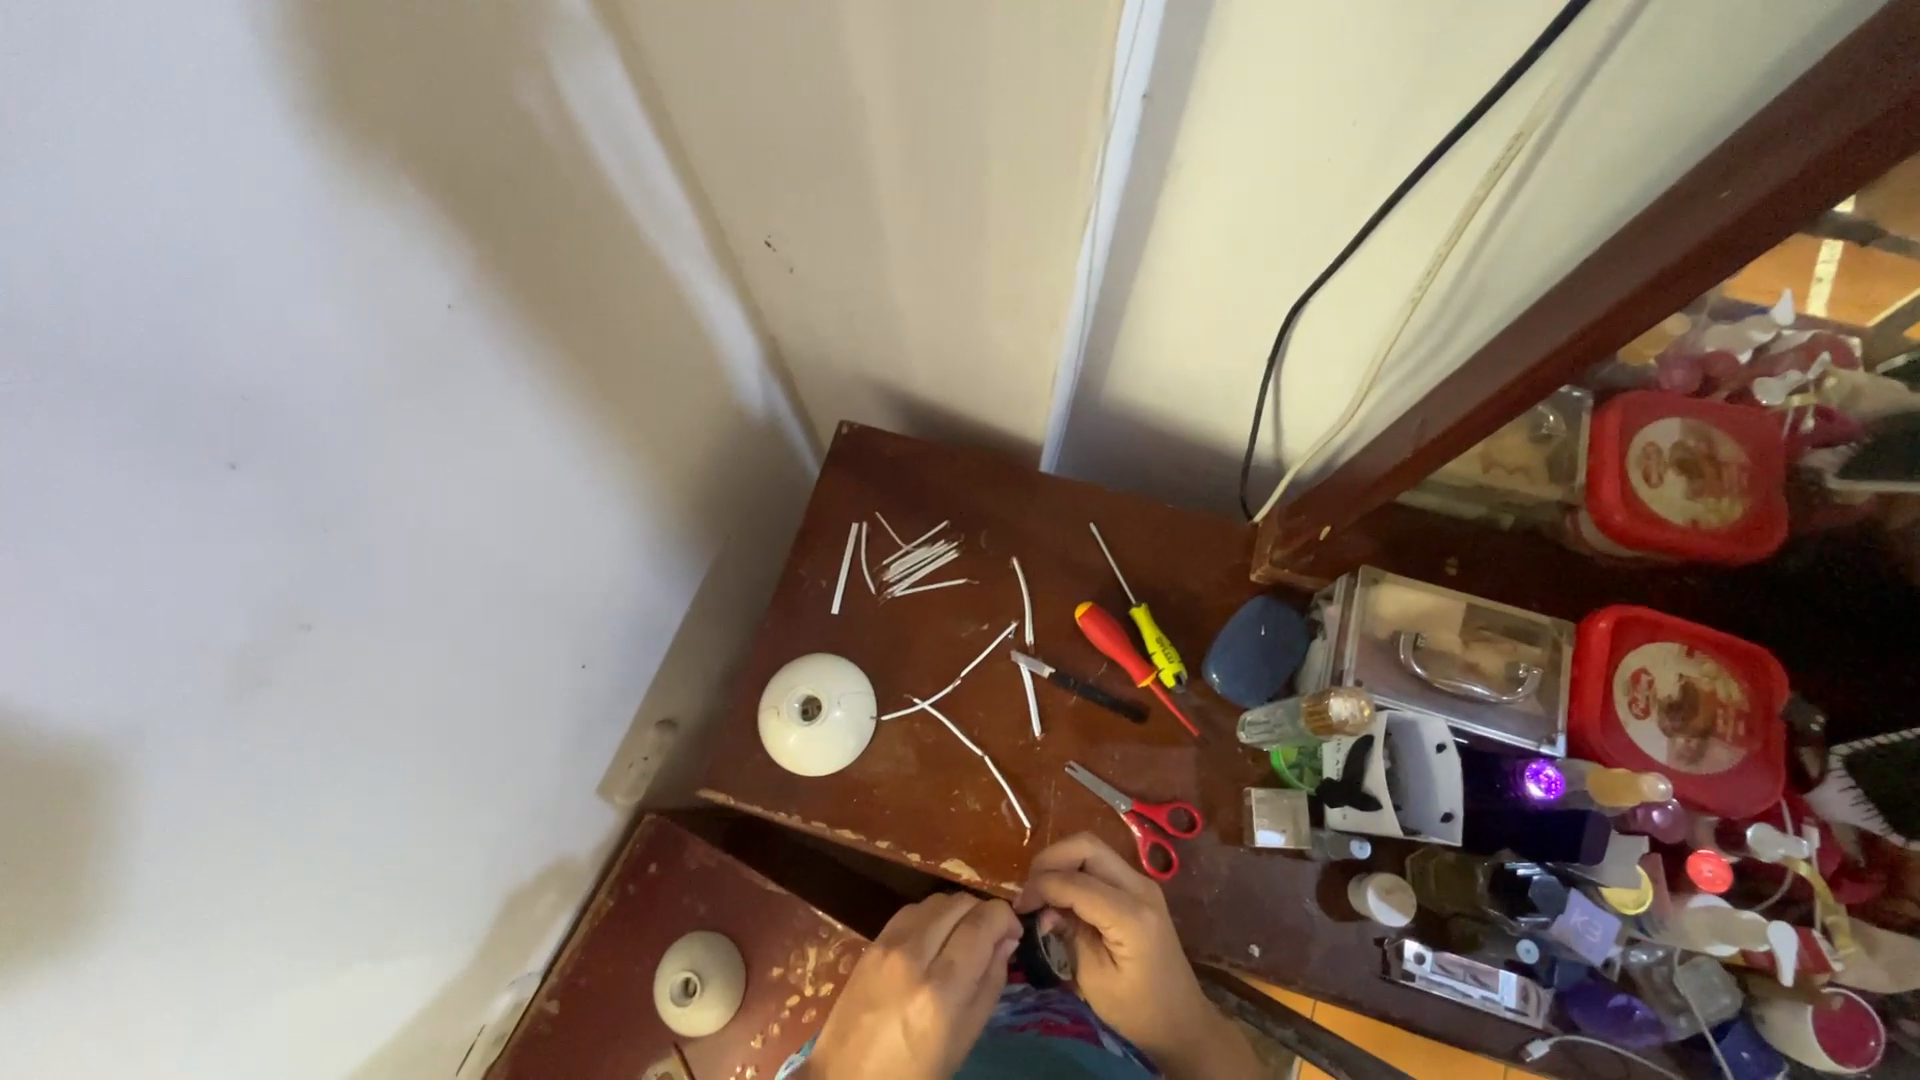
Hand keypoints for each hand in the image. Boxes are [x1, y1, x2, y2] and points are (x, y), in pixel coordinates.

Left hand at [800, 892, 1020, 1079]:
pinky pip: (911, 910)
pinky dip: (931, 915)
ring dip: (957, 911)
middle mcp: (914, 955)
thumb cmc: (916, 1070)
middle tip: (990, 937)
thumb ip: (991, 981)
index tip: (1014, 932)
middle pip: (960, 903)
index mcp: (942, 989)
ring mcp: (888, 944)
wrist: (848, 1077)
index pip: (983, 922)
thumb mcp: (966, 1036)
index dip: (1006, 917)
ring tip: (962, 937)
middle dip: (983, 913)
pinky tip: (934, 938)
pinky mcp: (871, 942)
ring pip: (936, 900)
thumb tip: (1007, 939)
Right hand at [1015, 833, 1253, 1078]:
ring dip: (1062, 862)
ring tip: (1042, 892)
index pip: (1075, 882)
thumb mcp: (1094, 980)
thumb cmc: (1138, 1010)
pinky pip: (1101, 863)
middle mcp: (1140, 888)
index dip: (1040, 887)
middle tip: (1030, 890)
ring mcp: (1142, 883)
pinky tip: (1062, 895)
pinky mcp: (1139, 888)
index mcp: (1131, 916)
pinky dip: (1075, 869)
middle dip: (1050, 860)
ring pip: (1092, 848)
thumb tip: (1041, 909)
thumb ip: (1067, 936)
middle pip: (1086, 846)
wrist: (1182, 1020)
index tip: (1019, 907)